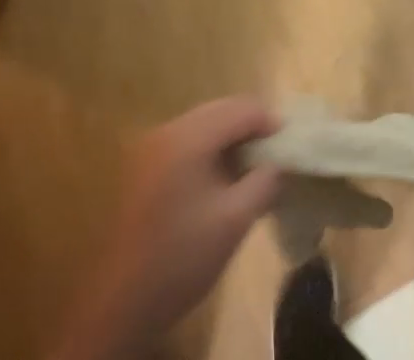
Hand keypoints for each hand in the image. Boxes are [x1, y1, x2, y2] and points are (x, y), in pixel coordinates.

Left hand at [54, 98, 282, 359]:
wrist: (123, 304)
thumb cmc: (183, 258)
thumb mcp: (237, 218)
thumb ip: (265, 180)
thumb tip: (279, 161)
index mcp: (187, 140)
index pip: (241, 110)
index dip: (271, 122)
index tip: (291, 146)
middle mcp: (165, 133)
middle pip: (220, 110)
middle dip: (251, 125)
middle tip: (276, 153)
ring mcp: (149, 149)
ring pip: (203, 123)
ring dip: (231, 136)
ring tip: (254, 165)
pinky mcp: (142, 168)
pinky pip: (186, 140)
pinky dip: (210, 148)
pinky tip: (223, 176)